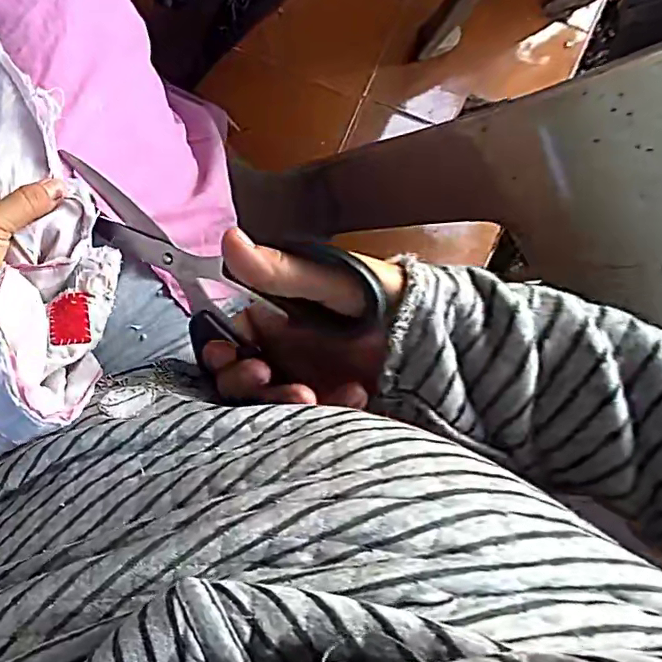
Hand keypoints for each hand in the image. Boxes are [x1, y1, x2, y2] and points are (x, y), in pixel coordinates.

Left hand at [0, 179, 68, 292]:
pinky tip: (47, 255)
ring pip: (13, 241)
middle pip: (7, 216)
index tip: (50, 189)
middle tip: (61, 213)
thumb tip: (57, 185)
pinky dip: (28, 260)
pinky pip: (14, 261)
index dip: (21, 187)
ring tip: (61, 233)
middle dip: (32, 218)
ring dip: (32, 241)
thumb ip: (24, 203)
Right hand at [200, 228, 405, 406]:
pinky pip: (311, 421)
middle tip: (265, 377)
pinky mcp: (329, 408)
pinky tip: (353, 395)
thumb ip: (278, 271)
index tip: (227, 357)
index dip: (220, 354)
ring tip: (309, 395)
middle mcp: (279, 356)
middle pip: (240, 381)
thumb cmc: (382, 294)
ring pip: (268, 406)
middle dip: (245, 384)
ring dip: (279, 402)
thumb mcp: (330, 280)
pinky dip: (326, 412)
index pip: (229, 343)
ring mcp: (302, 383)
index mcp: (270, 323)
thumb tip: (229, 239)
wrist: (442, 329)